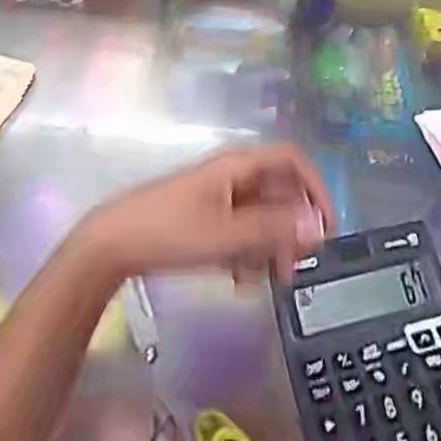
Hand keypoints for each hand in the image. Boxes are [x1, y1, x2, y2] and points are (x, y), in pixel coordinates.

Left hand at [71, 143, 333, 285]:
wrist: (114, 243)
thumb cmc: (170, 231)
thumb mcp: (226, 235)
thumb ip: (274, 231)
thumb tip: (319, 226)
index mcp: (238, 165)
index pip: (292, 161)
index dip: (315, 188)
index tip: (326, 229)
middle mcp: (233, 175)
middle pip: (280, 193)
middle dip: (290, 231)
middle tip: (290, 270)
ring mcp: (220, 195)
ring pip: (262, 216)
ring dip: (268, 248)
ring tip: (257, 280)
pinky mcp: (208, 216)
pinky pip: (242, 230)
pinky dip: (246, 252)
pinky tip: (236, 278)